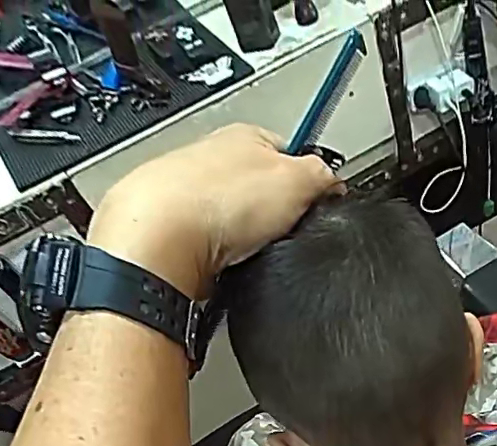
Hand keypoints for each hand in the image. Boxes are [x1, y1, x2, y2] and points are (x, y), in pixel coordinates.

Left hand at [87, 124, 337, 298]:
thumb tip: (333, 182)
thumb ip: (323, 175)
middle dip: (283, 215)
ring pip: (246, 220)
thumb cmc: (217, 202)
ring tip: (256, 247)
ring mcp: (198, 194)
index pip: (294, 154)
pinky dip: (235, 255)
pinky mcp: (186, 230)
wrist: (163, 239)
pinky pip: (226, 246)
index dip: (313, 182)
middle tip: (287, 230)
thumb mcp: (297, 179)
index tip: (320, 203)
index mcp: (245, 136)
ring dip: (257, 238)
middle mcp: (217, 159)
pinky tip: (235, 259)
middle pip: (270, 190)